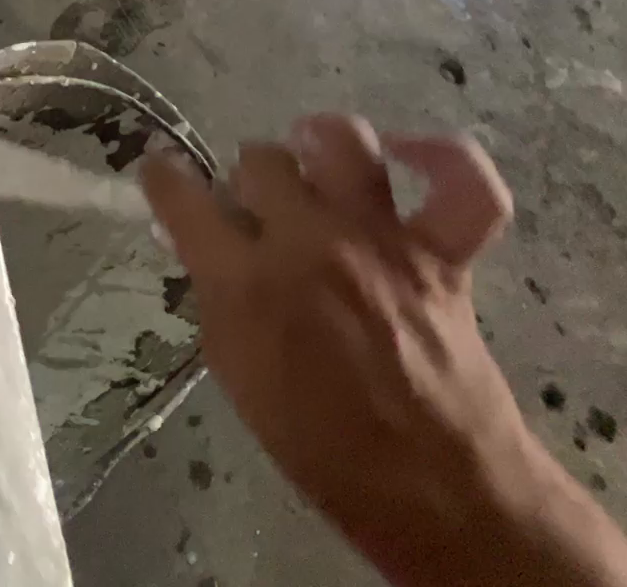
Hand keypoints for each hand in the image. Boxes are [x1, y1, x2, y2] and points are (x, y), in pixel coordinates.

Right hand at [142, 115, 626, 586]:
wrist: (429, 485)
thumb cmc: (309, 434)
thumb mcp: (229, 361)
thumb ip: (211, 289)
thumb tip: (190, 238)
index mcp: (244, 279)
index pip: (180, 195)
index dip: (161, 175)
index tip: (159, 171)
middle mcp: (307, 244)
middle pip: (260, 160)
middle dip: (245, 176)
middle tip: (250, 203)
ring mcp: (381, 244)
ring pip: (344, 146)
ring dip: (317, 141)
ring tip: (306, 151)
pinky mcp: (442, 257)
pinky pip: (467, 189)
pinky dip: (444, 160)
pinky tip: (408, 154)